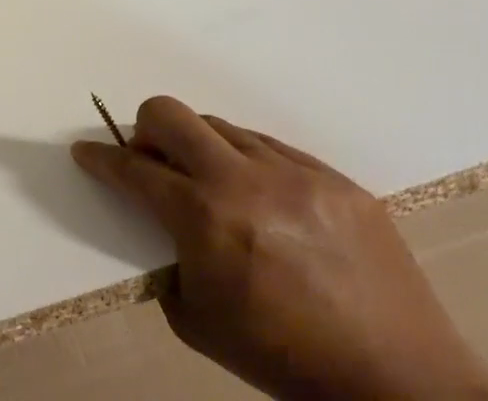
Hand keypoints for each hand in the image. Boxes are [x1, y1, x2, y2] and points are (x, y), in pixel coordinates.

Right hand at [72, 96, 487, 400]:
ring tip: (215, 187)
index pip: (130, 167)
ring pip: (223, 127)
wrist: (400, 385)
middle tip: (152, 163)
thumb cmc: (281, 356)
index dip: (99, 157)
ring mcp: (299, 178)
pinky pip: (276, 150)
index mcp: (202, 216)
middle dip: (145, 132)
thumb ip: (166, 256)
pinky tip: (265, 202)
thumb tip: (162, 224)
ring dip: (202, 150)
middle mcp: (246, 182)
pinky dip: (252, 165)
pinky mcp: (341, 185)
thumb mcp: (193, 315)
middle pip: (170, 115)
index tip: (87, 153)